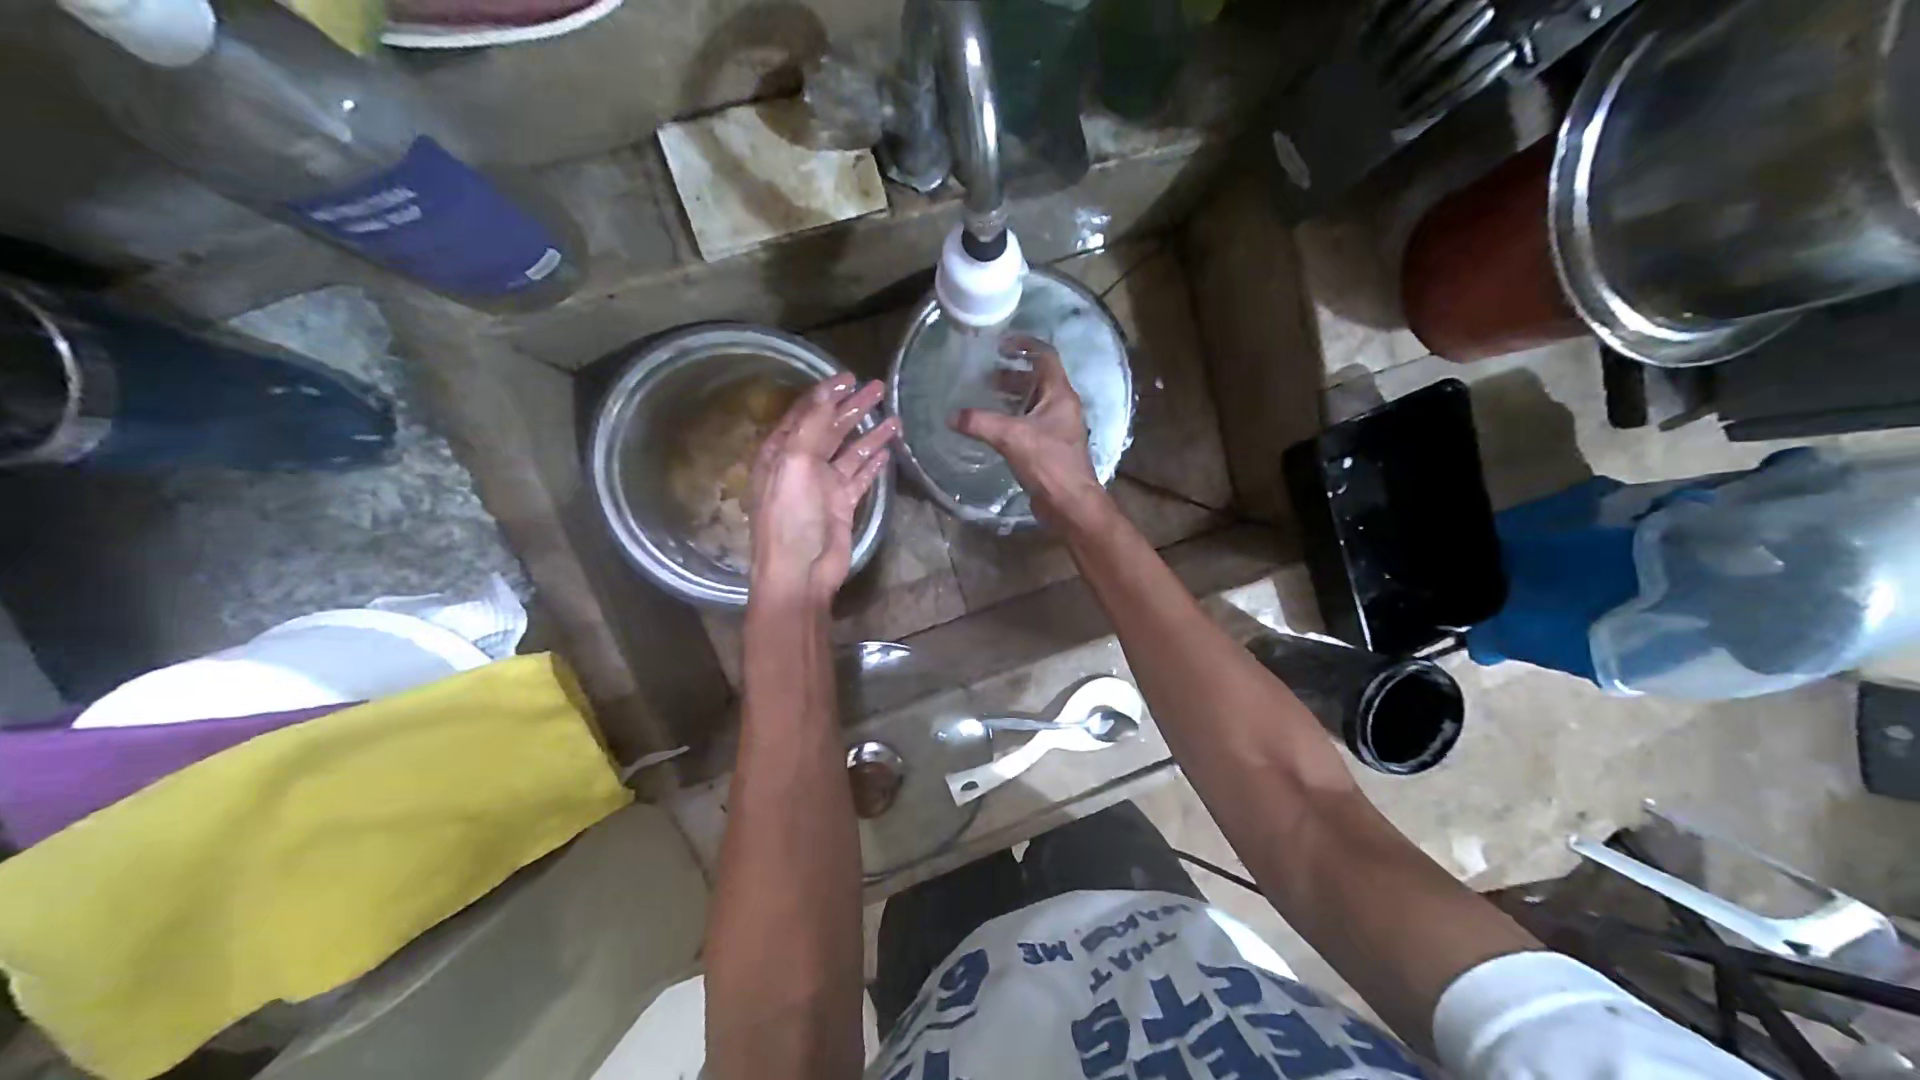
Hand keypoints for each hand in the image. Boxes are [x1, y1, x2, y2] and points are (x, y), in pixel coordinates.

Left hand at [748, 375, 897, 604]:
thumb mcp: (794, 464)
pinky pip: (860, 477)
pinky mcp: (842, 504)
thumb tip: (827, 395)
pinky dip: (873, 463)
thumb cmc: (790, 517)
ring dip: (870, 433)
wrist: (800, 572)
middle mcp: (801, 464)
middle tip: (879, 388)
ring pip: (850, 451)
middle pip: (831, 428)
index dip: (826, 393)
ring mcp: (823, 485)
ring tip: (895, 416)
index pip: (805, 413)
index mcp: (781, 452)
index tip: (850, 376)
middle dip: (854, 408)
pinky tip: (888, 449)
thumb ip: (810, 428)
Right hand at [952, 335, 1109, 529]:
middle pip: (1038, 379)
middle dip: (1012, 374)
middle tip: (985, 375)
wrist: (1070, 503)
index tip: (1001, 344)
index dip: (1024, 345)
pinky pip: (1030, 423)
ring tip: (985, 397)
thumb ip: (980, 423)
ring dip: (1012, 396)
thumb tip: (952, 416)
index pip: (1045, 356)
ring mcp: (1058, 427)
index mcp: (1060, 395)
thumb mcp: (1011, 438)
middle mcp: (1062, 407)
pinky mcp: (1050, 447)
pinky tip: (993, 427)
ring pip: (1033, 402)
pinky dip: (1013, 417)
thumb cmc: (1048, 463)